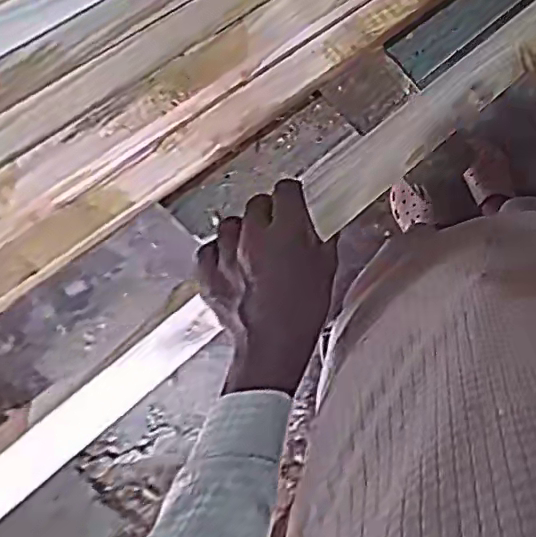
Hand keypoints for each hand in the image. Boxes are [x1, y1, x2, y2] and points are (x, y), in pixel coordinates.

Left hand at [197, 180, 337, 394]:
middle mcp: (254, 237)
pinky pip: (208, 249)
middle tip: (278, 225)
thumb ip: (324, 238)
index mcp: (287, 231)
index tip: (294, 199)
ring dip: (243, 228)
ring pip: (230, 223)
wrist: (272, 347)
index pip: (285, 189)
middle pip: (257, 202)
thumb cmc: (304, 310)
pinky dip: (219, 251)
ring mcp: (227, 256)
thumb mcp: (327, 267)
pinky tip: (231, 260)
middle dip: (269, 210)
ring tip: (253, 242)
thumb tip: (325, 224)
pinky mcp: (209, 275)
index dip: (292, 193)